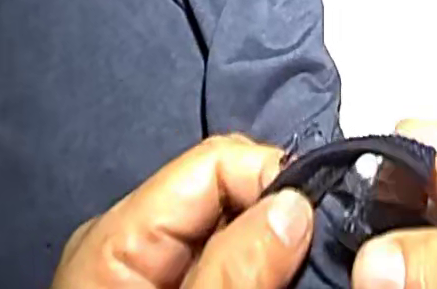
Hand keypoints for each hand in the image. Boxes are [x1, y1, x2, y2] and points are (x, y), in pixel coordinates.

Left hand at [50, 135, 315, 288]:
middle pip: (223, 186)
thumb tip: (295, 204)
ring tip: (302, 264)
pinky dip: (255, 260)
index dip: (271, 176)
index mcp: (119, 234)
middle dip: (274, 208)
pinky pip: (220, 249)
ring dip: (271, 237)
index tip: (317, 217)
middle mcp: (130, 236)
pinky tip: (274, 274)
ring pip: (228, 219)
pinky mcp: (163, 283)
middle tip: (316, 249)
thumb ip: (232, 271)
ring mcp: (144, 265)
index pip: (213, 160)